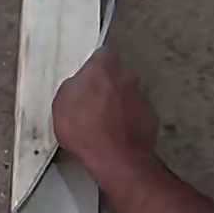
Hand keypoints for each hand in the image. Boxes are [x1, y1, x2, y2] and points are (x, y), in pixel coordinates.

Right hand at [52, 46, 158, 179]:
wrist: (116, 159)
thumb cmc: (84, 130)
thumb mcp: (61, 105)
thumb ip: (73, 86)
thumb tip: (81, 84)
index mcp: (103, 67)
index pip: (102, 53)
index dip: (95, 66)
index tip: (88, 79)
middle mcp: (126, 75)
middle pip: (117, 72)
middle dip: (108, 83)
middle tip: (94, 101)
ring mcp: (142, 94)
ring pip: (128, 91)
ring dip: (119, 100)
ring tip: (106, 121)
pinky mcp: (152, 114)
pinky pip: (137, 110)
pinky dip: (130, 117)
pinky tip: (118, 132)